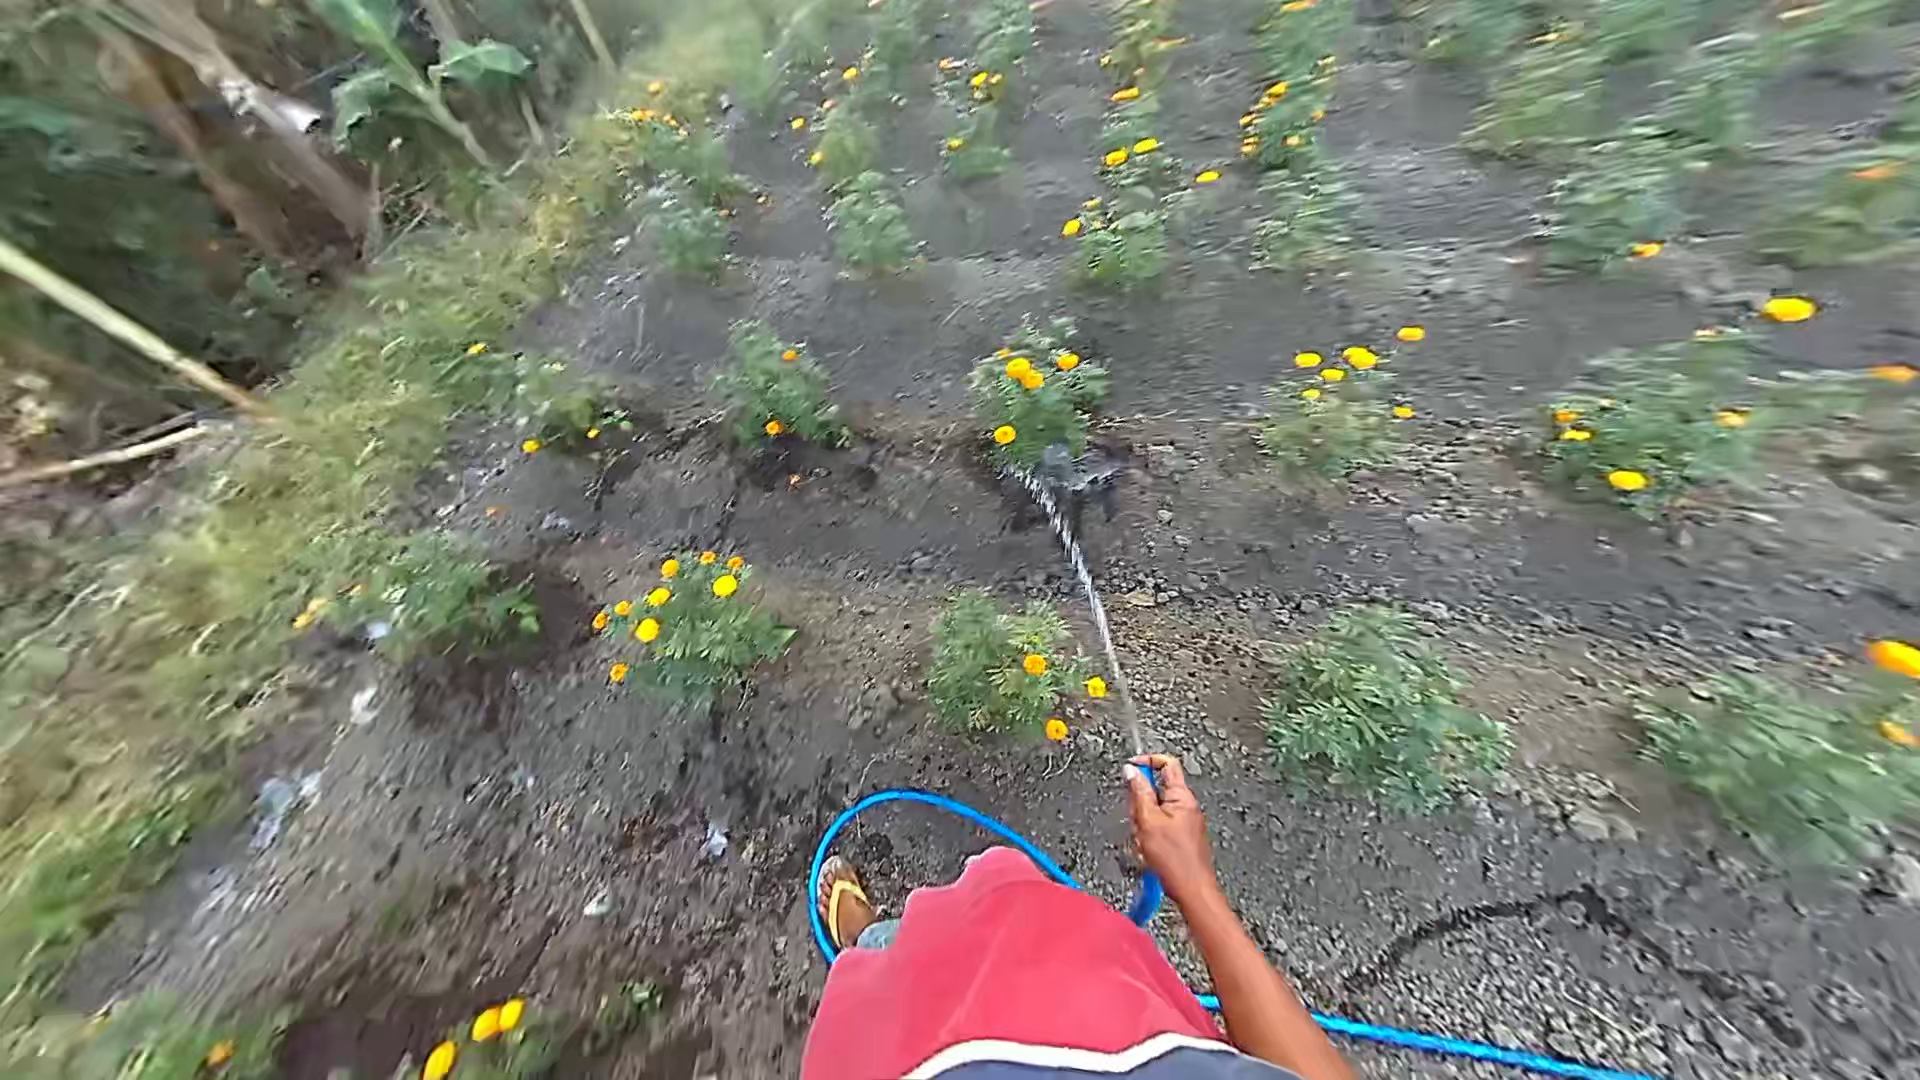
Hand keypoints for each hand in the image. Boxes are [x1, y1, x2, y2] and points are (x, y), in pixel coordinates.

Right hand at [1123, 754, 1218, 905]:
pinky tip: (1148, 848)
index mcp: (1182, 796)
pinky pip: (1158, 824)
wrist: (1192, 891)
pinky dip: (1149, 832)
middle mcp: (1186, 805)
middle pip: (1156, 787)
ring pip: (1154, 808)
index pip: (1166, 763)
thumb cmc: (1175, 860)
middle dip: (1140, 801)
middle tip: (1138, 817)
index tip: (1130, 769)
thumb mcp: (1148, 820)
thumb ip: (1138, 792)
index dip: (1147, 761)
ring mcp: (1184, 820)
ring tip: (1144, 838)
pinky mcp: (1181, 835)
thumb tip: (1131, 770)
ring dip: (1143, 820)